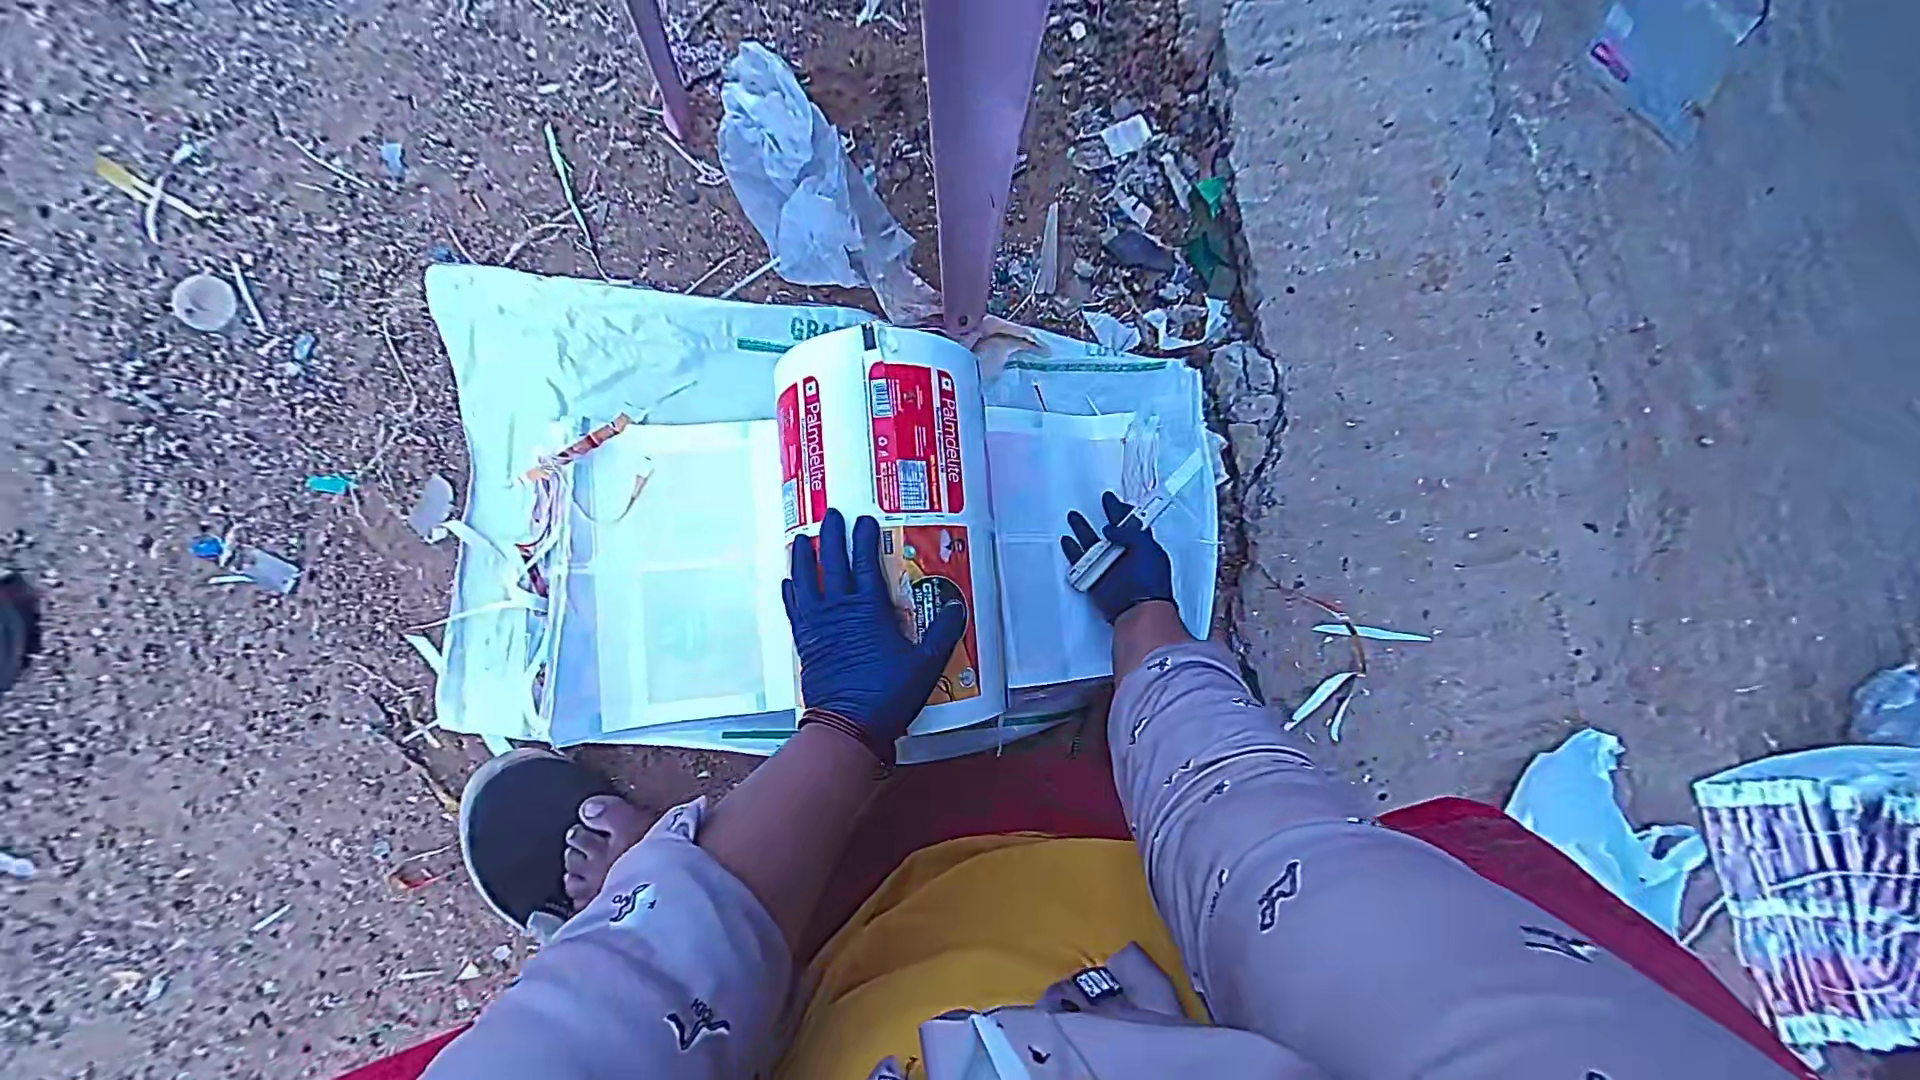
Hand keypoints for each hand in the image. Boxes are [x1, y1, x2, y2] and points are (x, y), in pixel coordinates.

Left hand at [782, 509, 967, 761]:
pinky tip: (788, 582)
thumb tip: (956, 606)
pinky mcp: (805, 642)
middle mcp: (839, 610)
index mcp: (868, 609)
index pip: (865, 563)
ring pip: (806, 581)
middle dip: (833, 536)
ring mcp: (818, 624)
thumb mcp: (925, 663)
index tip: (866, 520)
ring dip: (803, 557)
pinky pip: (794, 610)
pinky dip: (791, 593)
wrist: (847, 725)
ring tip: (801, 538)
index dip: (865, 539)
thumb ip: (942, 632)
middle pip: (833, 563)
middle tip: (832, 514)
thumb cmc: (887, 693)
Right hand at [1060, 492, 1175, 623]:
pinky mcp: (1096, 579)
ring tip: (1075, 517)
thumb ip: (1128, 533)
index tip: (1115, 500)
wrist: (1138, 610)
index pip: (1132, 522)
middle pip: (1112, 530)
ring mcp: (1110, 567)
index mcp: (1142, 547)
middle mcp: (1125, 555)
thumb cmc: (1150, 584)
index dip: (1123, 510)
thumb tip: (1111, 528)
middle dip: (1107, 515)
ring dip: (1083, 529)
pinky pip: (1080, 562)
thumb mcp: (1146, 548)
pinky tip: (1068, 542)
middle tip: (1101, 503)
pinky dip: (1072, 551)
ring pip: (1093, 543)